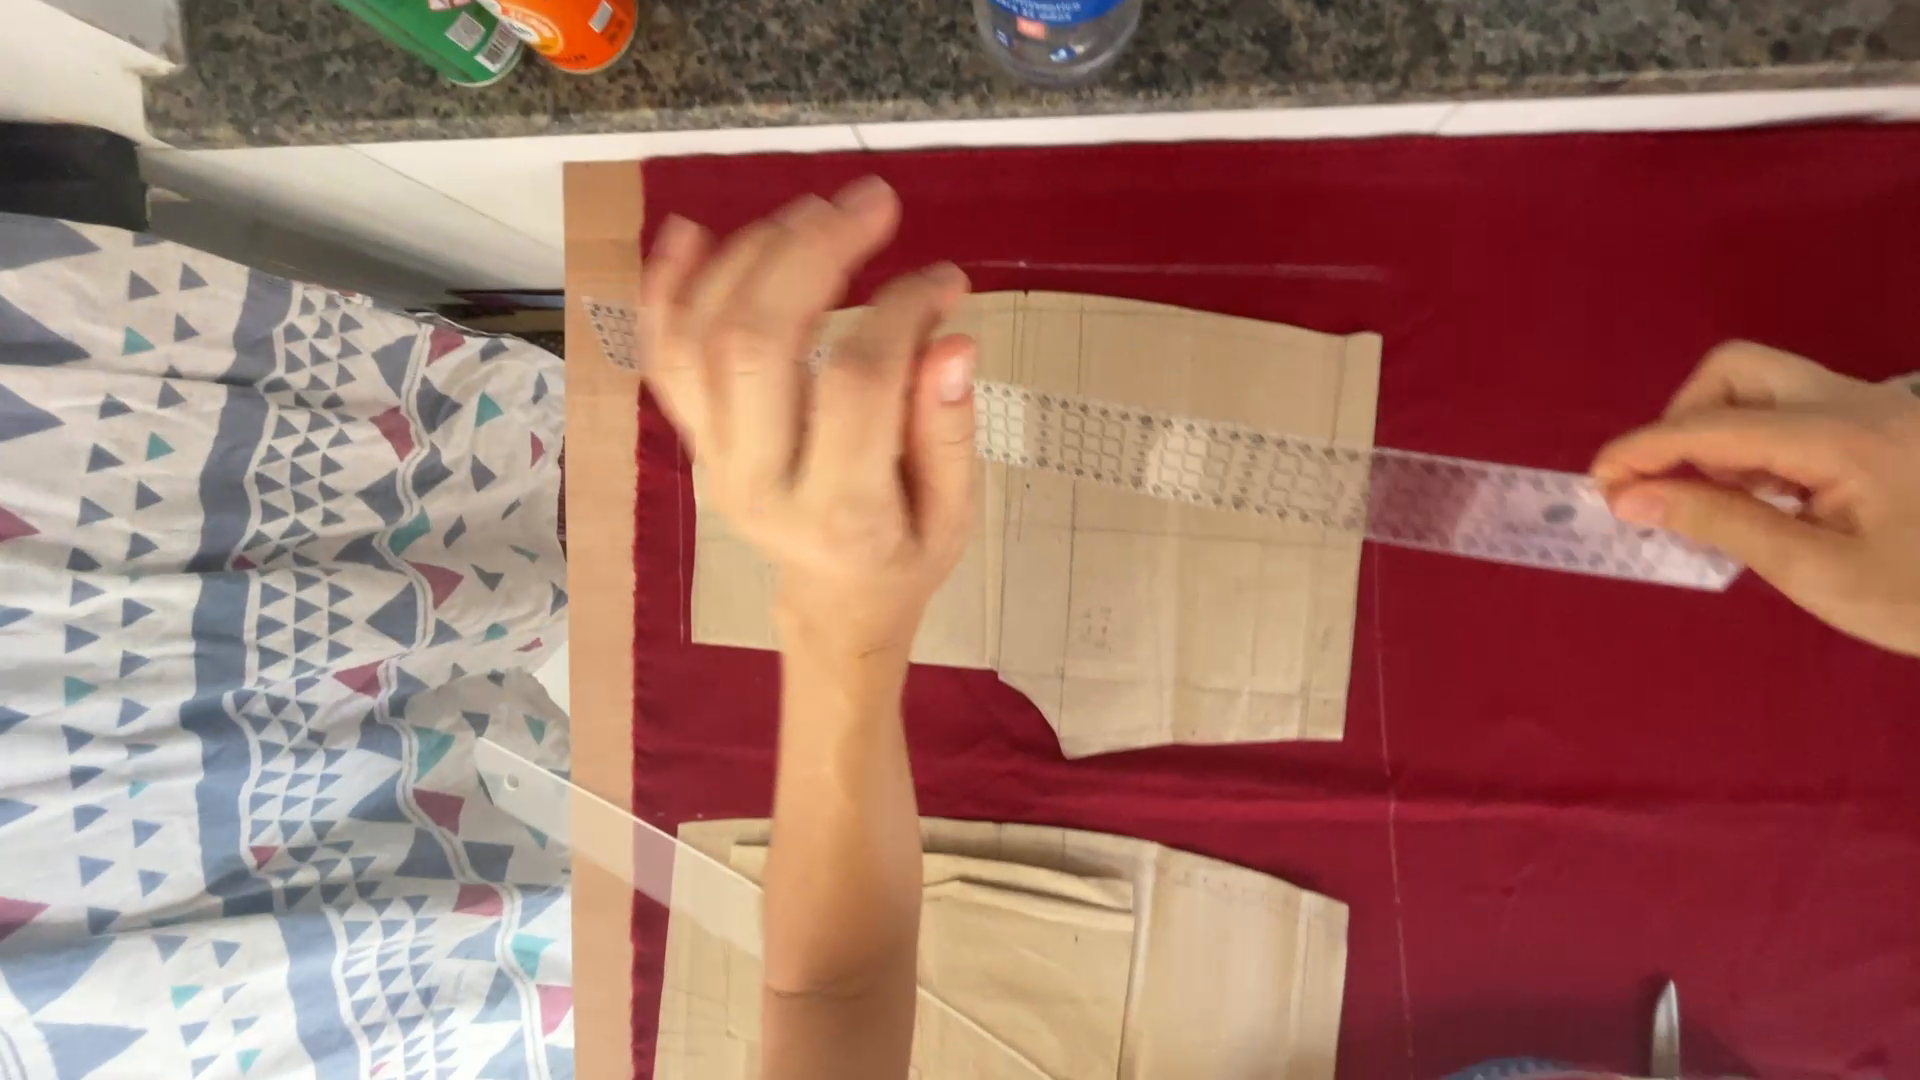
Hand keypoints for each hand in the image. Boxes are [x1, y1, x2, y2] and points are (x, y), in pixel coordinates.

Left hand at [635, 177, 978, 660]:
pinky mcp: (694, 442)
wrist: (834, 599)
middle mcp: (759, 484)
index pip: (858, 384)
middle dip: (814, 252)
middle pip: (759, 343)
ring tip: (812, 212)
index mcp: (841, 513)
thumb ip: (948, 431)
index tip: (944, 281)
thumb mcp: (953, 512)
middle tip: (871, 203)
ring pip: (703, 337)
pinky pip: (663, 359)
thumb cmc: (903, 557)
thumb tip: (952, 339)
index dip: (902, 312)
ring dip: (752, 255)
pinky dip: (667, 289)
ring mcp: (713, 461)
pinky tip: (687, 232)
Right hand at [1592, 342, 1919, 656]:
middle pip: (1735, 371)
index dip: (1636, 451)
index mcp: (1842, 440)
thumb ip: (1719, 522)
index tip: (1597, 487)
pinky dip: (1751, 438)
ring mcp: (1880, 410)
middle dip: (1680, 418)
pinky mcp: (1888, 426)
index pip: (1705, 426)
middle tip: (1672, 476)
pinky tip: (1767, 490)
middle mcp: (1860, 405)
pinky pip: (1793, 407)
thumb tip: (1628, 495)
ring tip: (1725, 490)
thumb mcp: (1818, 572)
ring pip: (1763, 382)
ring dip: (1715, 426)